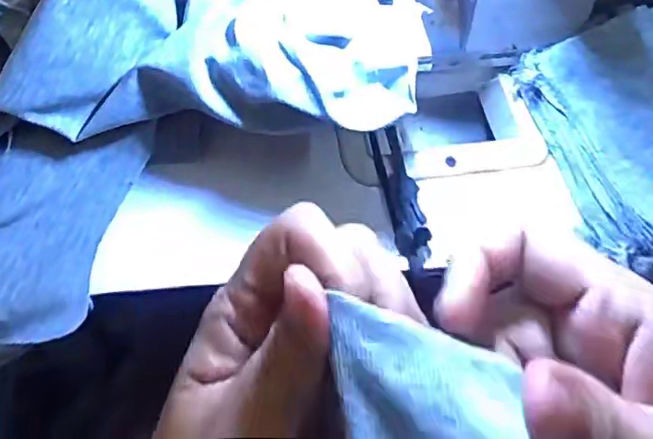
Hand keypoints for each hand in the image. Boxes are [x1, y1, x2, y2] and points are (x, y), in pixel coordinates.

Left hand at [155, 203, 423, 438]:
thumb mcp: (242, 423)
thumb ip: (277, 359)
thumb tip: (304, 278)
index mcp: (249, 301)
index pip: (296, 232)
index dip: (329, 259)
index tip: (346, 318)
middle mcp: (293, 297)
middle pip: (349, 245)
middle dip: (374, 288)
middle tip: (382, 350)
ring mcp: (329, 322)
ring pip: (382, 276)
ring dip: (397, 313)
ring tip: (399, 366)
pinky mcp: (360, 351)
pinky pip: (399, 316)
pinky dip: (410, 336)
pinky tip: (409, 367)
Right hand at [437, 229, 652, 438]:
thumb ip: (611, 420)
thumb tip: (530, 384)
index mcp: (610, 308)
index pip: (527, 247)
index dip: (480, 263)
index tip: (452, 320)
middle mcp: (576, 338)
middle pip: (494, 317)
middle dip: (464, 356)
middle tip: (446, 410)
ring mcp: (566, 391)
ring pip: (491, 375)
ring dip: (469, 402)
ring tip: (457, 423)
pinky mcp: (558, 431)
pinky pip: (507, 418)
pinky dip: (484, 424)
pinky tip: (469, 429)